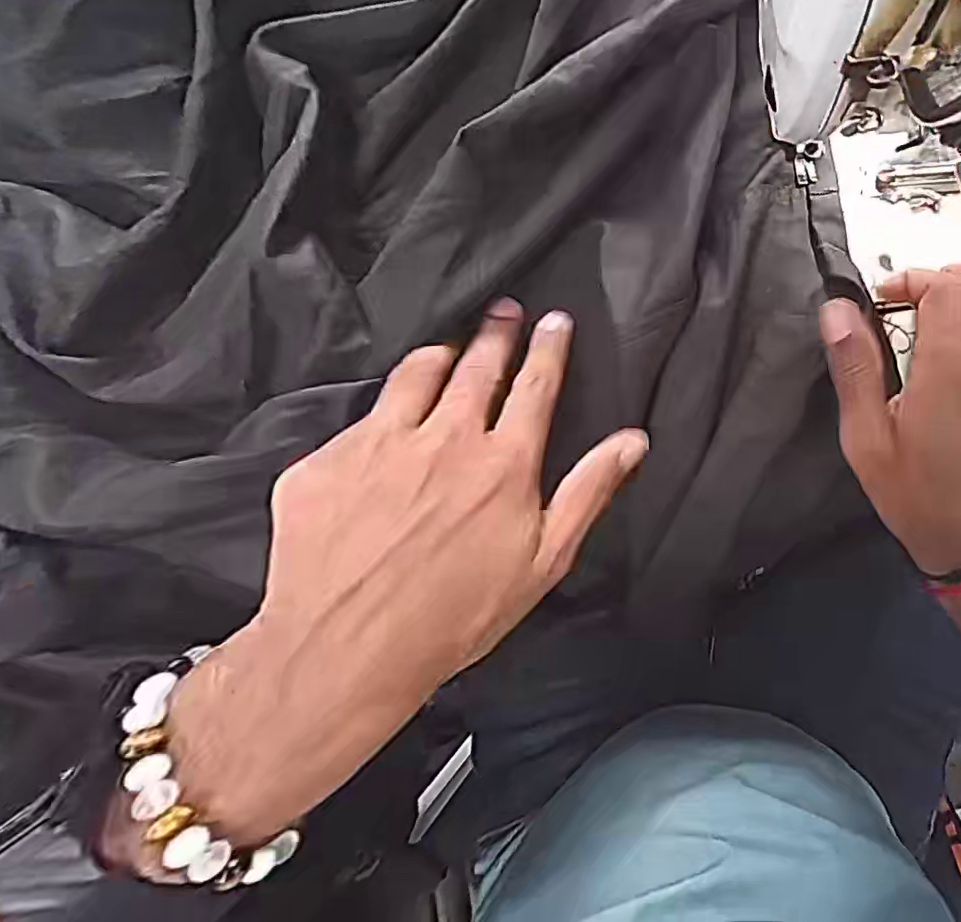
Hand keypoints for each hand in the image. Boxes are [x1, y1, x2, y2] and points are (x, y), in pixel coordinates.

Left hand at [159, 300, 647, 844]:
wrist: (345, 651)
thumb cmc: (459, 613)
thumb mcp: (544, 560)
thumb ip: (589, 491)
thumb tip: (633, 440)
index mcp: (502, 461)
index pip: (535, 386)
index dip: (548, 348)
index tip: (554, 319)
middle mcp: (445, 437)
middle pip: (478, 366)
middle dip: (497, 332)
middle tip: (504, 309)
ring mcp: (380, 444)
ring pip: (416, 375)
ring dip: (440, 354)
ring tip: (449, 348)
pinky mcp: (327, 461)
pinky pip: (362, 419)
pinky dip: (384, 411)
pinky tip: (385, 426)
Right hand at [819, 266, 960, 575]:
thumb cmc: (914, 494)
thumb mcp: (865, 435)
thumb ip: (855, 367)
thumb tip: (839, 313)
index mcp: (949, 369)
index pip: (945, 288)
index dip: (911, 279)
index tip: (885, 299)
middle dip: (953, 274)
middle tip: (920, 296)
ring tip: (955, 309)